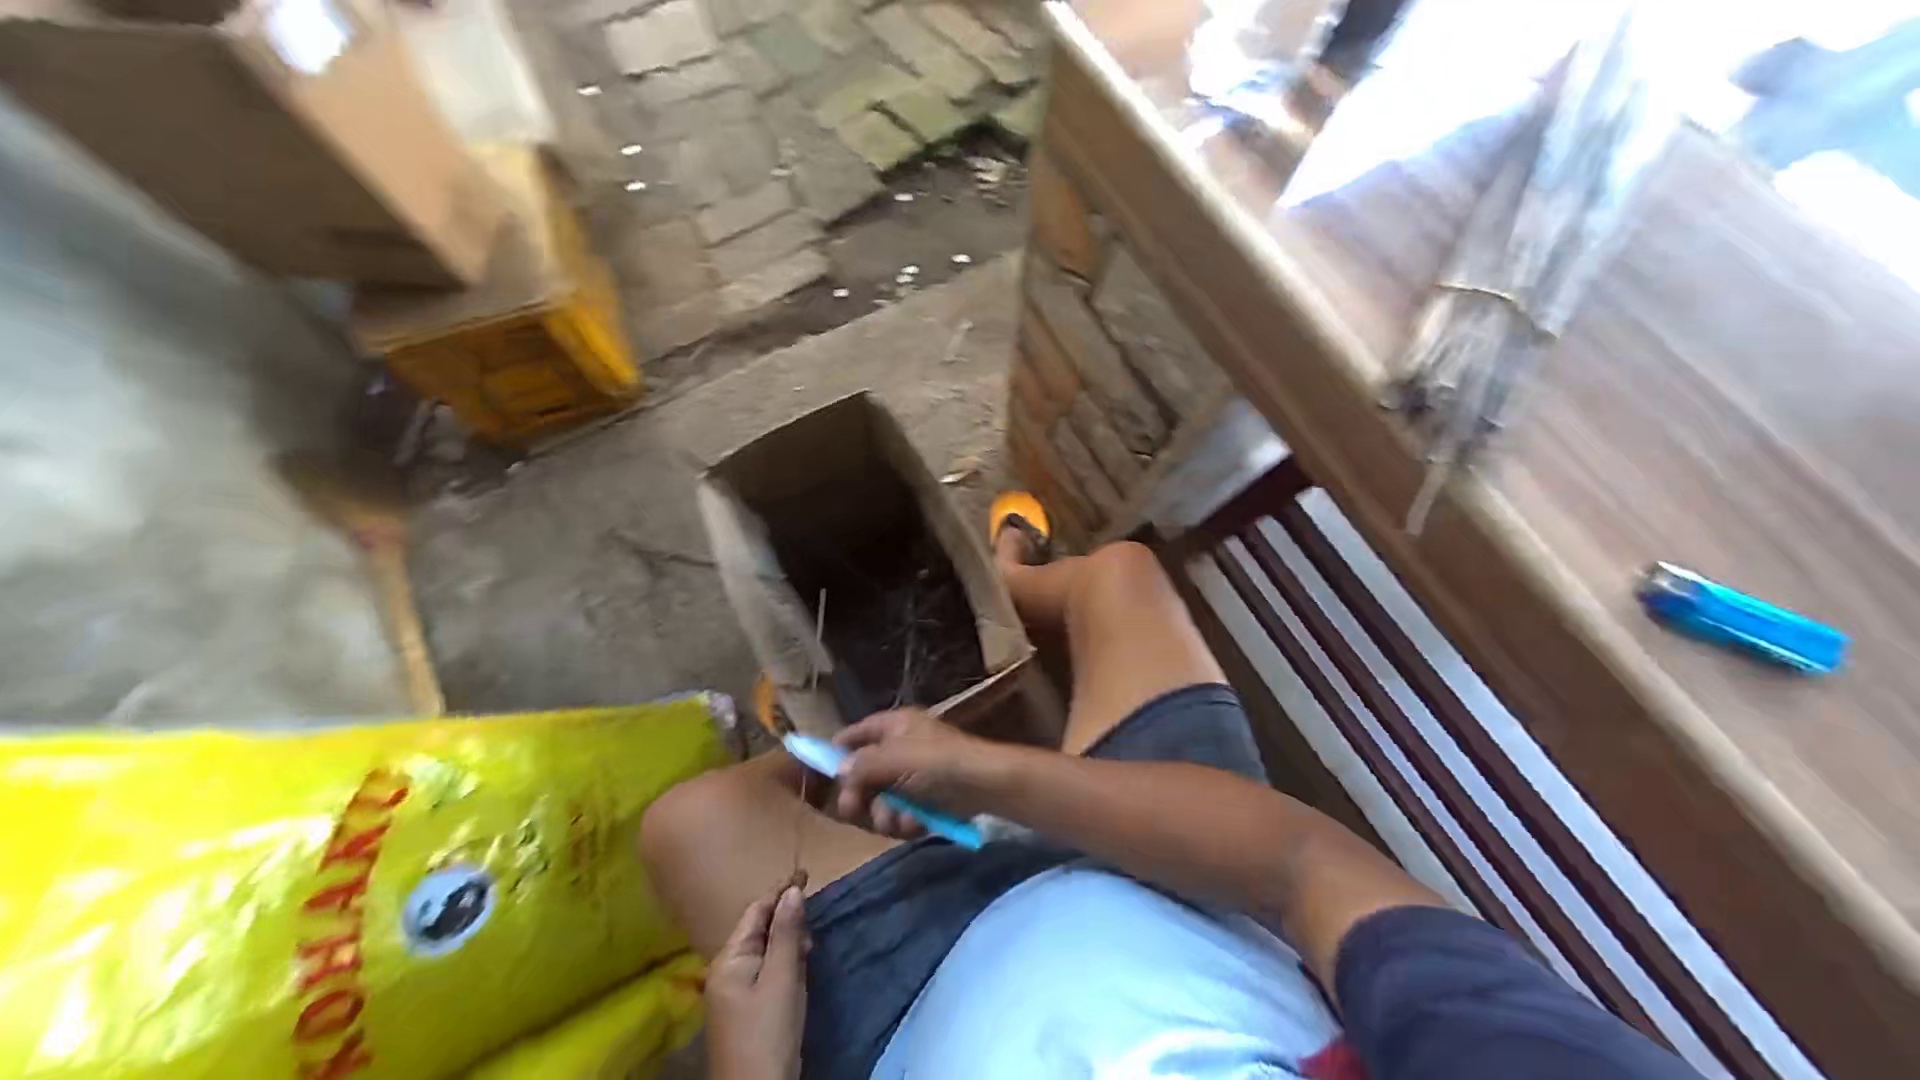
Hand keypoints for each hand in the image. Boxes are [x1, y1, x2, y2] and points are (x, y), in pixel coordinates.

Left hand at [706, 880, 807, 1079]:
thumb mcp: (782, 978)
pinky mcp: (744, 1010)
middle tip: (812, 910)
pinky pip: (764, 971)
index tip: (806, 873)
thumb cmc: (769, 1032)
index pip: (755, 911)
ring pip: (762, 950)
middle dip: (784, 915)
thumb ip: (786, 933)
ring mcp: (732, 993)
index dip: (780, 891)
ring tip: (809, 937)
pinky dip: (782, 961)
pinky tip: (798, 964)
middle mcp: (725, 971)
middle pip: (756, 929)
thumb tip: (793, 890)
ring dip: (785, 939)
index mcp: (728, 960)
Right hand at [832, 708, 1010, 837]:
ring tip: (899, 817)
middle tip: (853, 810)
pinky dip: (906, 822)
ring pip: (879, 801)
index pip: (855, 734)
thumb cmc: (940, 761)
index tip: (815, 771)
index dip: (836, 750)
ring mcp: (912, 777)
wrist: (986, 785)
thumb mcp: (896, 757)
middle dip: (861, 796)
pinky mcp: (924, 802)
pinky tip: (917, 822)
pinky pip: (899, 816)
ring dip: (886, 813)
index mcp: (894, 726)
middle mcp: (900, 749)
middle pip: (862, 775)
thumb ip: (863, 764)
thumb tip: (839, 771)